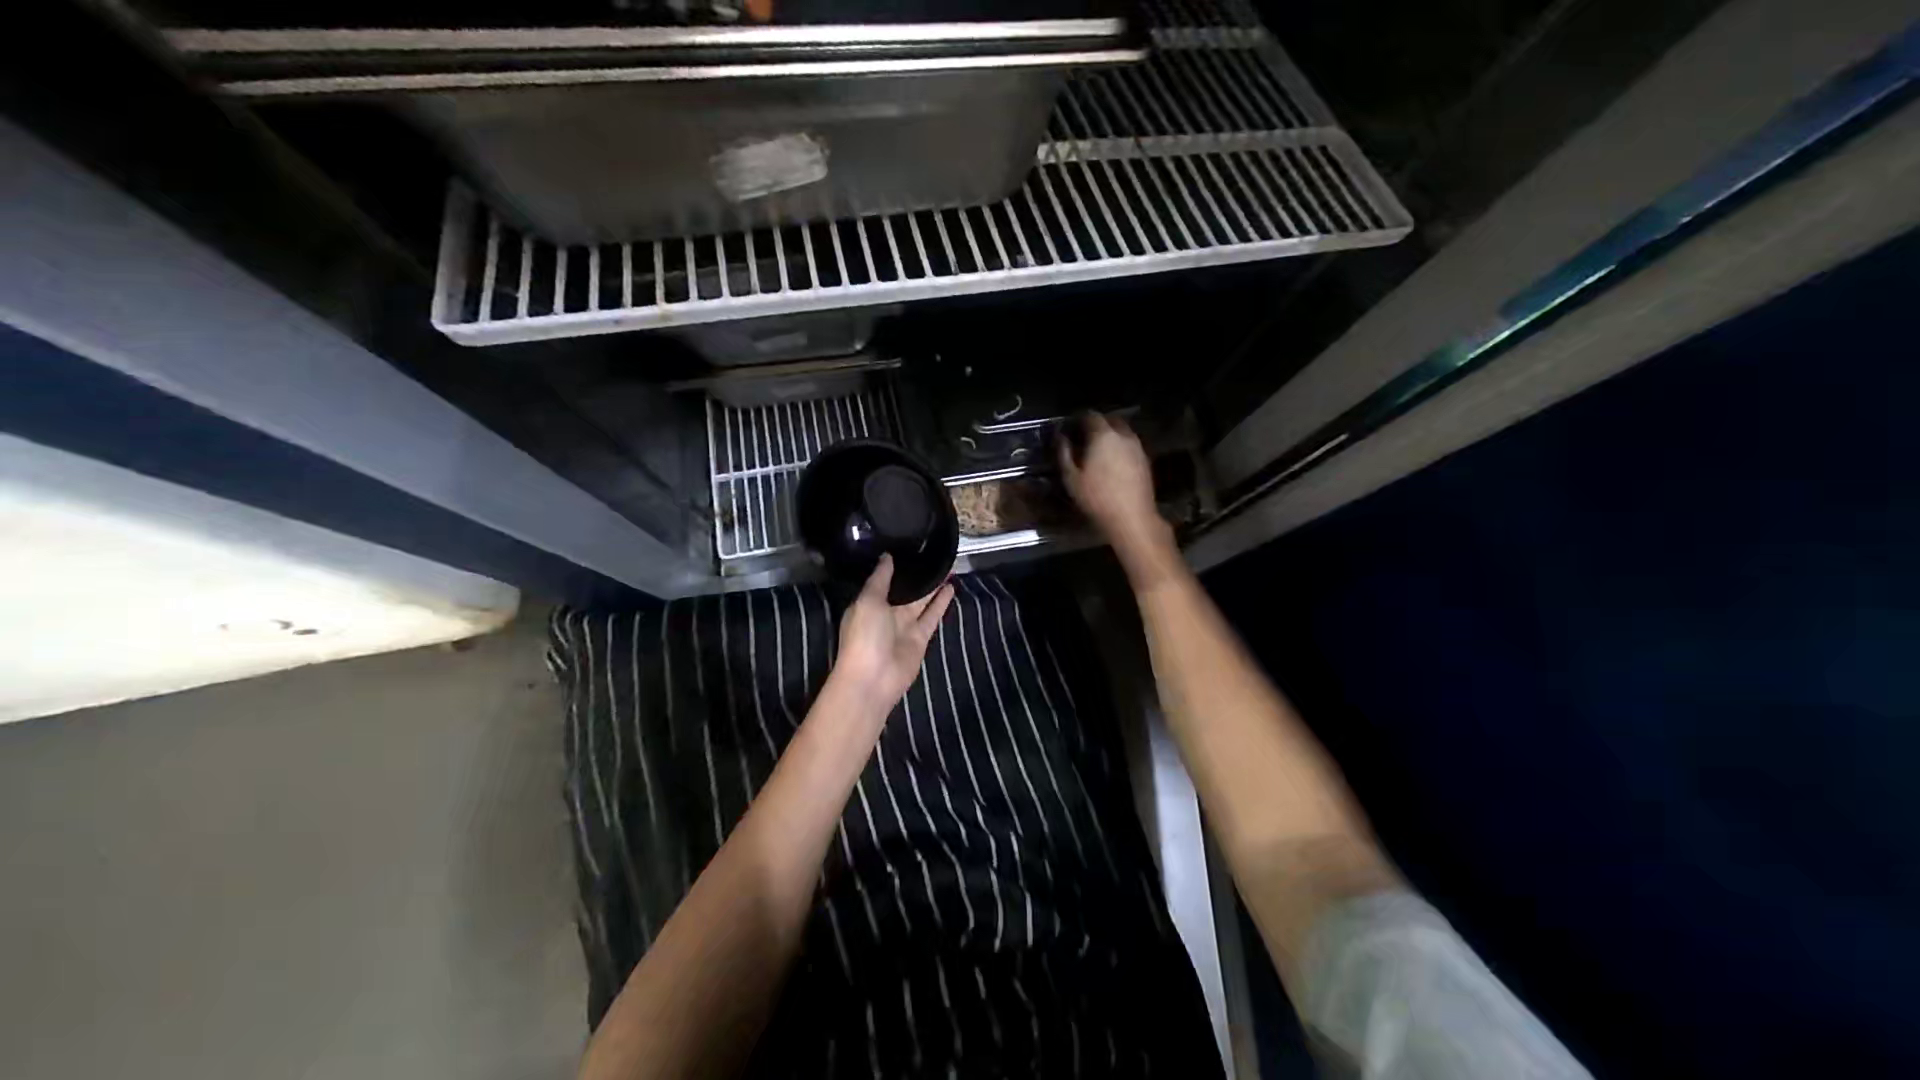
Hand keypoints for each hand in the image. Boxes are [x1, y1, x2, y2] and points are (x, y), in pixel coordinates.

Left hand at [830, 555, 954, 717]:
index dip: (895, 566)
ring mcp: (904, 626)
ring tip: (947, 564)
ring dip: (933, 585)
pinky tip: (951, 586)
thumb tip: (887, 556)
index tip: (907, 547)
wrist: (873, 679)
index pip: (882, 580)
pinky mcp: (920, 638)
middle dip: (917, 574)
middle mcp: (886, 613)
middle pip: (905, 590)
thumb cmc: (864, 636)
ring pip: (921, 600)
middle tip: (933, 552)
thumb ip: (880, 578)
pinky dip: (941, 602)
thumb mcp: (868, 600)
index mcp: (868, 604)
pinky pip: (932, 616)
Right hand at [1059, 413, 1173, 563]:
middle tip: (1084, 436)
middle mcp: (1123, 435)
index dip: (1079, 419)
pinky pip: (1130, 445)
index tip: (1071, 427)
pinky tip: (1112, 462)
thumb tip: (1061, 438)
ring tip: (1098, 450)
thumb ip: (1064, 453)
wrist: (1132, 518)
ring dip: (1110, 435)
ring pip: (1122, 432)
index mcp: (1103, 435)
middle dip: (1097, 424)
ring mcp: (1137, 447)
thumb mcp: (1071, 478)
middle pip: (1110, 420)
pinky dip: (1120, 447)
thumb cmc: (1097, 498)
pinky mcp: (1145, 460)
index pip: (1091, 416)